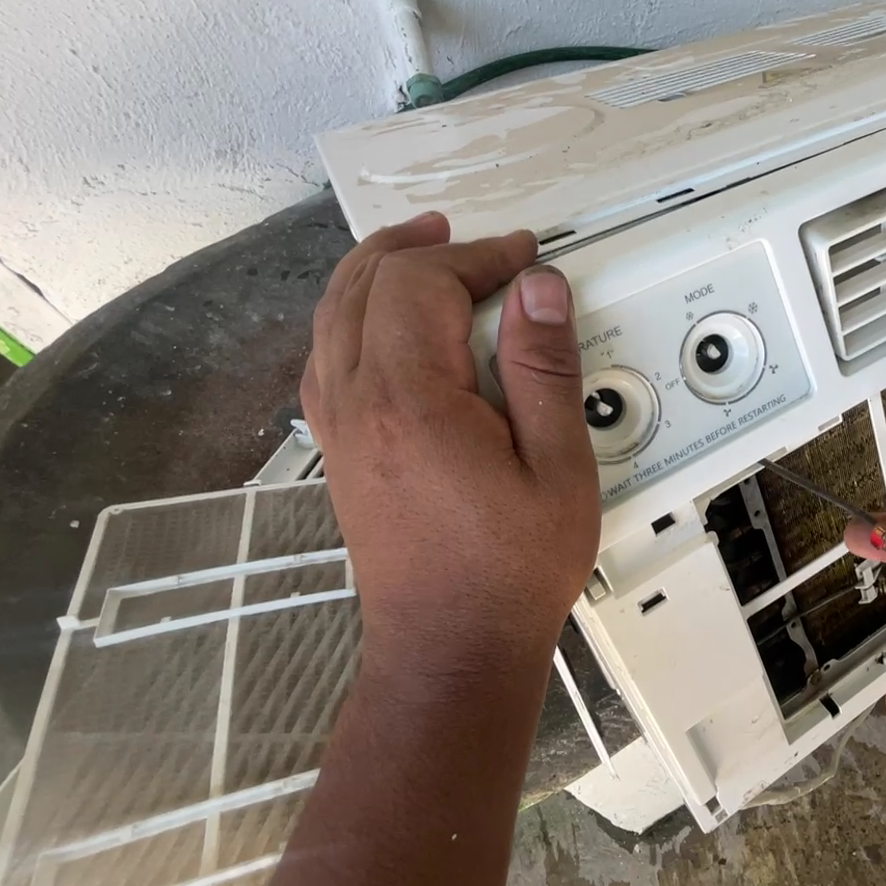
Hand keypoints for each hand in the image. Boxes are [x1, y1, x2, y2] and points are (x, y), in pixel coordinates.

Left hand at [301, 212, 600, 672]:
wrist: (451, 647)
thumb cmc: (513, 567)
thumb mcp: (558, 467)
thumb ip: (545, 371)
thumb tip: (539, 290)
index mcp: (413, 401)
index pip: (426, 285)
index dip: (478, 257)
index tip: (526, 255)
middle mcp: (358, 404)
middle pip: (368, 286)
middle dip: (424, 248)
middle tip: (474, 238)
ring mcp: (338, 428)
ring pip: (333, 314)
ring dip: (377, 269)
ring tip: (420, 248)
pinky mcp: (338, 451)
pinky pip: (327, 354)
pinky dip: (352, 313)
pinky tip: (380, 318)